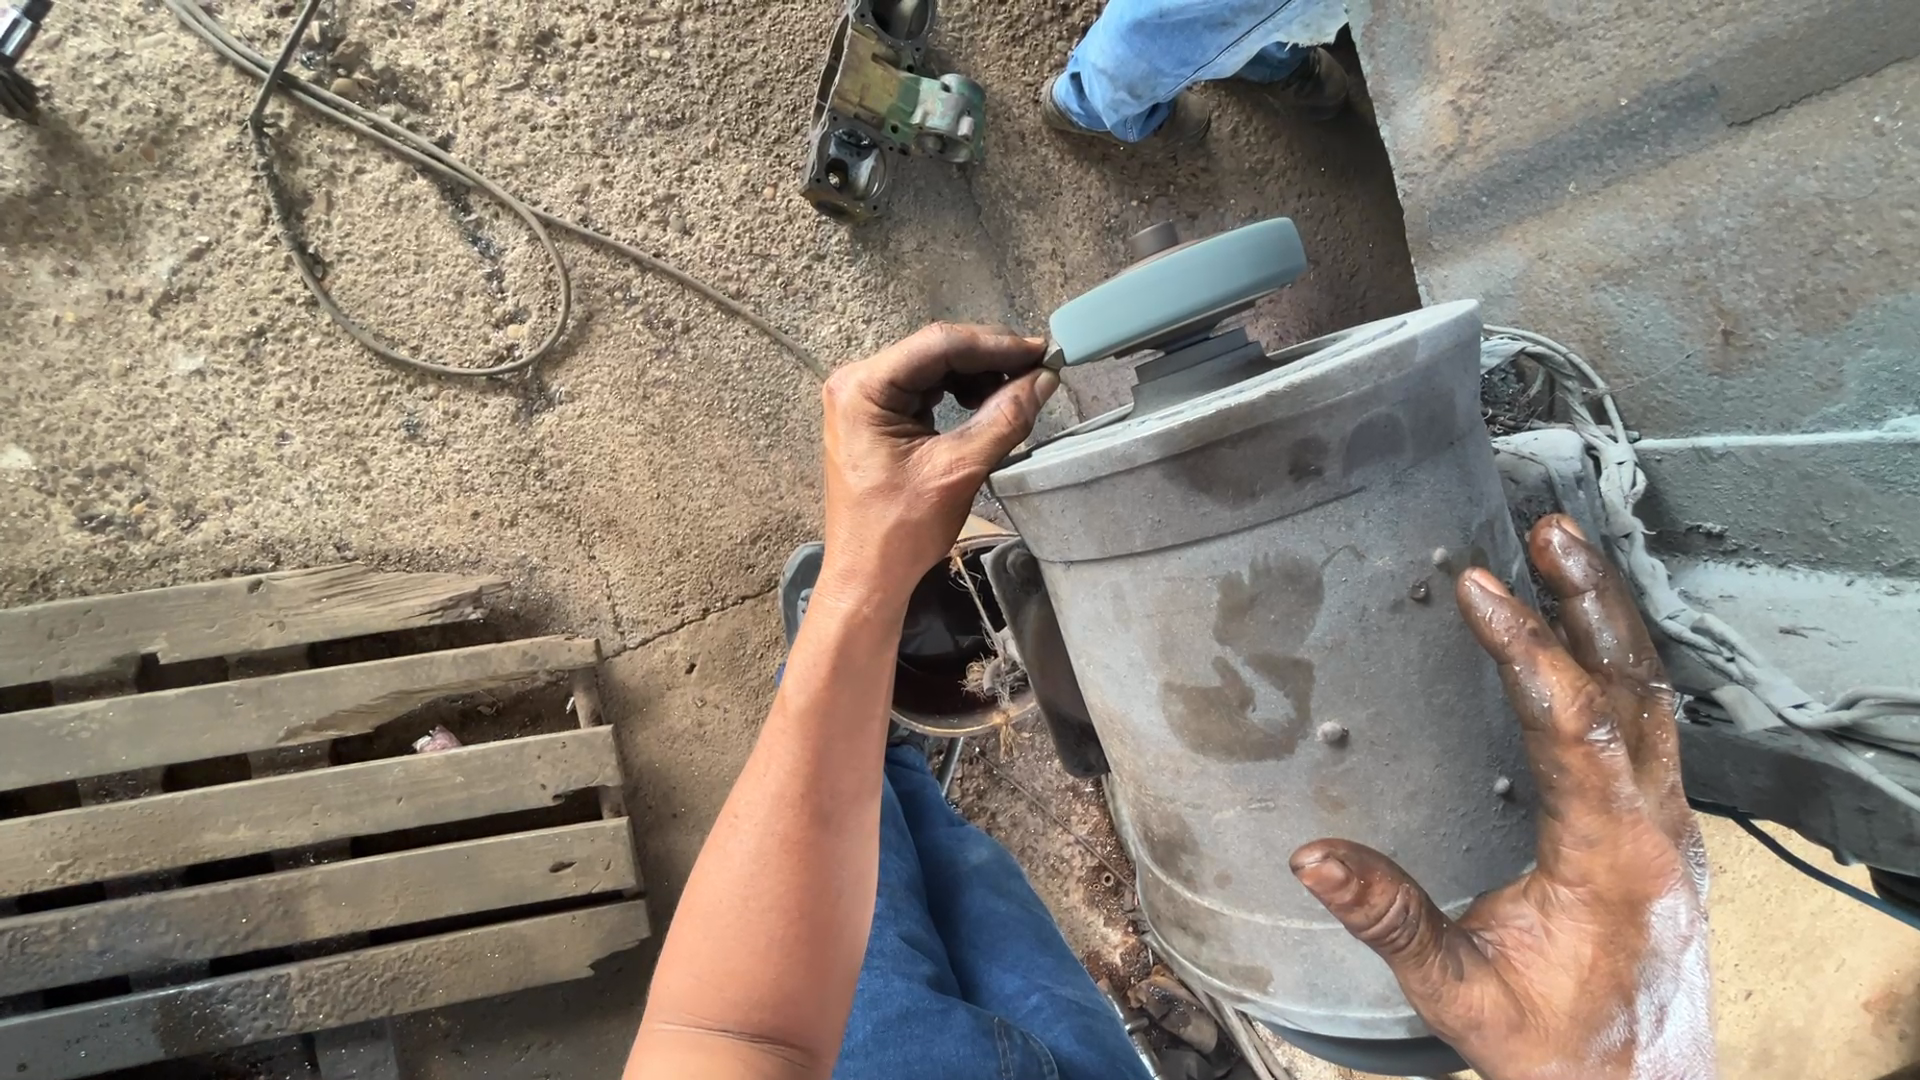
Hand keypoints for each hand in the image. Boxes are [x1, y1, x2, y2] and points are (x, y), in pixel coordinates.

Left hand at [819, 324, 1055, 606]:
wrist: (867, 576)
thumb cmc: (900, 531)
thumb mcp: (958, 471)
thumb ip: (1003, 419)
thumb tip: (1044, 379)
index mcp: (863, 388)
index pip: (938, 344)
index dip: (995, 345)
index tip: (1041, 351)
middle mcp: (857, 382)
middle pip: (934, 351)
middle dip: (988, 359)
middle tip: (1037, 370)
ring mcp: (863, 399)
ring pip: (932, 369)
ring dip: (976, 376)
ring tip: (1014, 393)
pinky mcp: (875, 417)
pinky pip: (924, 391)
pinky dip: (958, 394)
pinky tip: (985, 405)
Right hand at [1291, 516, 1714, 1079]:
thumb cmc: (1559, 1047)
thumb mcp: (1460, 995)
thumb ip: (1389, 921)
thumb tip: (1311, 856)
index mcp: (1612, 860)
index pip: (1578, 730)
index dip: (1528, 650)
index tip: (1480, 587)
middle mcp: (1656, 828)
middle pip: (1638, 690)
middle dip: (1589, 600)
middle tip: (1546, 530)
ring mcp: (1667, 822)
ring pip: (1654, 696)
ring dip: (1607, 617)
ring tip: (1563, 551)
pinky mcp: (1654, 821)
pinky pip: (1647, 719)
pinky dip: (1612, 657)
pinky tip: (1580, 632)